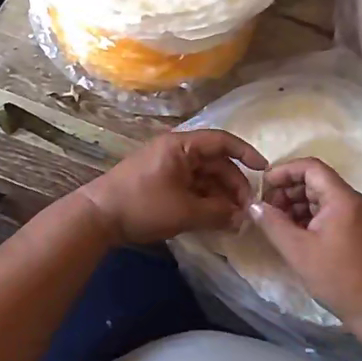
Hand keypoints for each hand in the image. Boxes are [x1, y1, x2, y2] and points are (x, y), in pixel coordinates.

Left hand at [75, 129, 266, 244]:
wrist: (97, 218)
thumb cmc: (143, 205)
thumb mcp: (185, 211)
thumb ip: (218, 214)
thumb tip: (243, 219)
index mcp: (182, 146)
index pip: (223, 142)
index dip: (246, 154)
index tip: (264, 171)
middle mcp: (177, 151)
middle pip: (216, 163)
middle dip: (234, 185)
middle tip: (247, 210)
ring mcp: (168, 167)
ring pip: (205, 177)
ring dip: (221, 196)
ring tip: (234, 219)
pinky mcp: (162, 183)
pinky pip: (193, 187)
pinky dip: (206, 200)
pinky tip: (216, 219)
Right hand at [250, 157, 361, 329]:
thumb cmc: (338, 278)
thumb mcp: (299, 251)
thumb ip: (273, 224)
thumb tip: (253, 204)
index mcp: (342, 198)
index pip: (311, 167)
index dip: (284, 171)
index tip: (263, 186)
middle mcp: (353, 200)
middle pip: (316, 180)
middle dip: (288, 190)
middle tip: (267, 209)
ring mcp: (358, 215)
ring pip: (322, 197)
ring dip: (297, 204)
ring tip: (276, 223)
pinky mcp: (358, 230)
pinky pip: (330, 212)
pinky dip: (310, 216)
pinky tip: (294, 233)